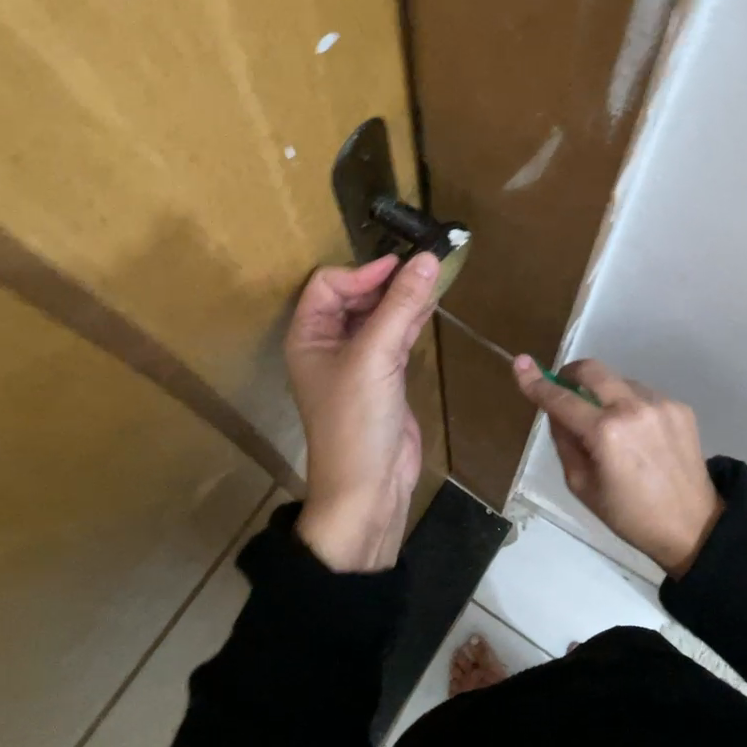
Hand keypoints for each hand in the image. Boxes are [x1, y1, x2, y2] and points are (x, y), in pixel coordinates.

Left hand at [285, 253, 438, 571]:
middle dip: (387, 281)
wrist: (368, 488)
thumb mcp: (376, 356)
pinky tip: (434, 301)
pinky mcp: (385, 376)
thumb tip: (428, 257)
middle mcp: (330, 343)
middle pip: (357, 295)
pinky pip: (398, 334)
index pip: (330, 284)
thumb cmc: (356, 421)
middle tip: (426, 266)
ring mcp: (359, 361)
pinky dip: (414, 317)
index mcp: (309, 336)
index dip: (362, 272)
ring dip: (405, 296)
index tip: (400, 268)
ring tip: (437, 275)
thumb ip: (401, 305)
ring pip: (381, 314)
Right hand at [513, 358, 722, 577]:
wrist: (692, 525)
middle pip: (592, 370)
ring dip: (605, 395)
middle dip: (571, 373)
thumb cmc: (629, 515)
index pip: (561, 399)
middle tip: (564, 388)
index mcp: (606, 432)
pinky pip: (643, 394)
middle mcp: (633, 407)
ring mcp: (660, 403)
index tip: (520, 363)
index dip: (536, 382)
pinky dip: (631, 406)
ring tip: (612, 430)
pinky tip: (639, 436)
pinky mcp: (679, 406)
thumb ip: (564, 441)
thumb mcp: (582, 486)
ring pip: (619, 381)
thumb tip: (556, 410)